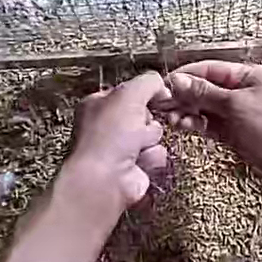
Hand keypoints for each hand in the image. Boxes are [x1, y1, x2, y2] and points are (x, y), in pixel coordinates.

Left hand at [61, 71, 170, 209]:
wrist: (105, 179)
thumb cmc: (108, 135)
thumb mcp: (129, 94)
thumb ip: (148, 82)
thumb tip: (161, 85)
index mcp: (99, 104)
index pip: (130, 92)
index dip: (146, 93)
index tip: (159, 95)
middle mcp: (108, 126)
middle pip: (145, 113)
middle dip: (147, 119)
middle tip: (138, 125)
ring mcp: (121, 148)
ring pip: (154, 133)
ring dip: (150, 138)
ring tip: (137, 147)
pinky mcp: (135, 167)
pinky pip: (156, 154)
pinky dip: (152, 157)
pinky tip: (140, 162)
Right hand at [156, 61, 261, 182]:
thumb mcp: (237, 106)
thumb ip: (205, 93)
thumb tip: (179, 81)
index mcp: (245, 75)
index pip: (207, 69)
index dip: (184, 76)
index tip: (164, 86)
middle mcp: (240, 91)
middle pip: (204, 88)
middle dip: (182, 96)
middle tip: (161, 105)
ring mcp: (237, 112)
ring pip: (205, 108)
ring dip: (187, 112)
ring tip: (172, 118)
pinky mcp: (235, 132)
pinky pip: (211, 125)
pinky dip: (197, 125)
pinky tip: (185, 126)